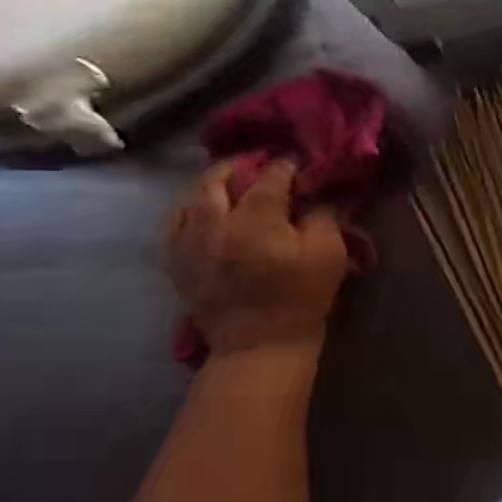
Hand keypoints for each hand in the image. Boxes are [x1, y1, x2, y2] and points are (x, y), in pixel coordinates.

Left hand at [168, 160, 348, 355]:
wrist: (260, 340)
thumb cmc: (302, 294)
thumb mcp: (328, 252)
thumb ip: (322, 216)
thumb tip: (316, 196)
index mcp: (256, 220)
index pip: (269, 177)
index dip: (284, 165)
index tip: (297, 161)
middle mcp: (214, 224)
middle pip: (215, 180)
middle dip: (237, 166)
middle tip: (256, 162)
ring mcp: (187, 242)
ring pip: (188, 199)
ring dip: (209, 184)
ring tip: (228, 181)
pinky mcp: (176, 261)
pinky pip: (173, 223)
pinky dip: (188, 209)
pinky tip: (201, 210)